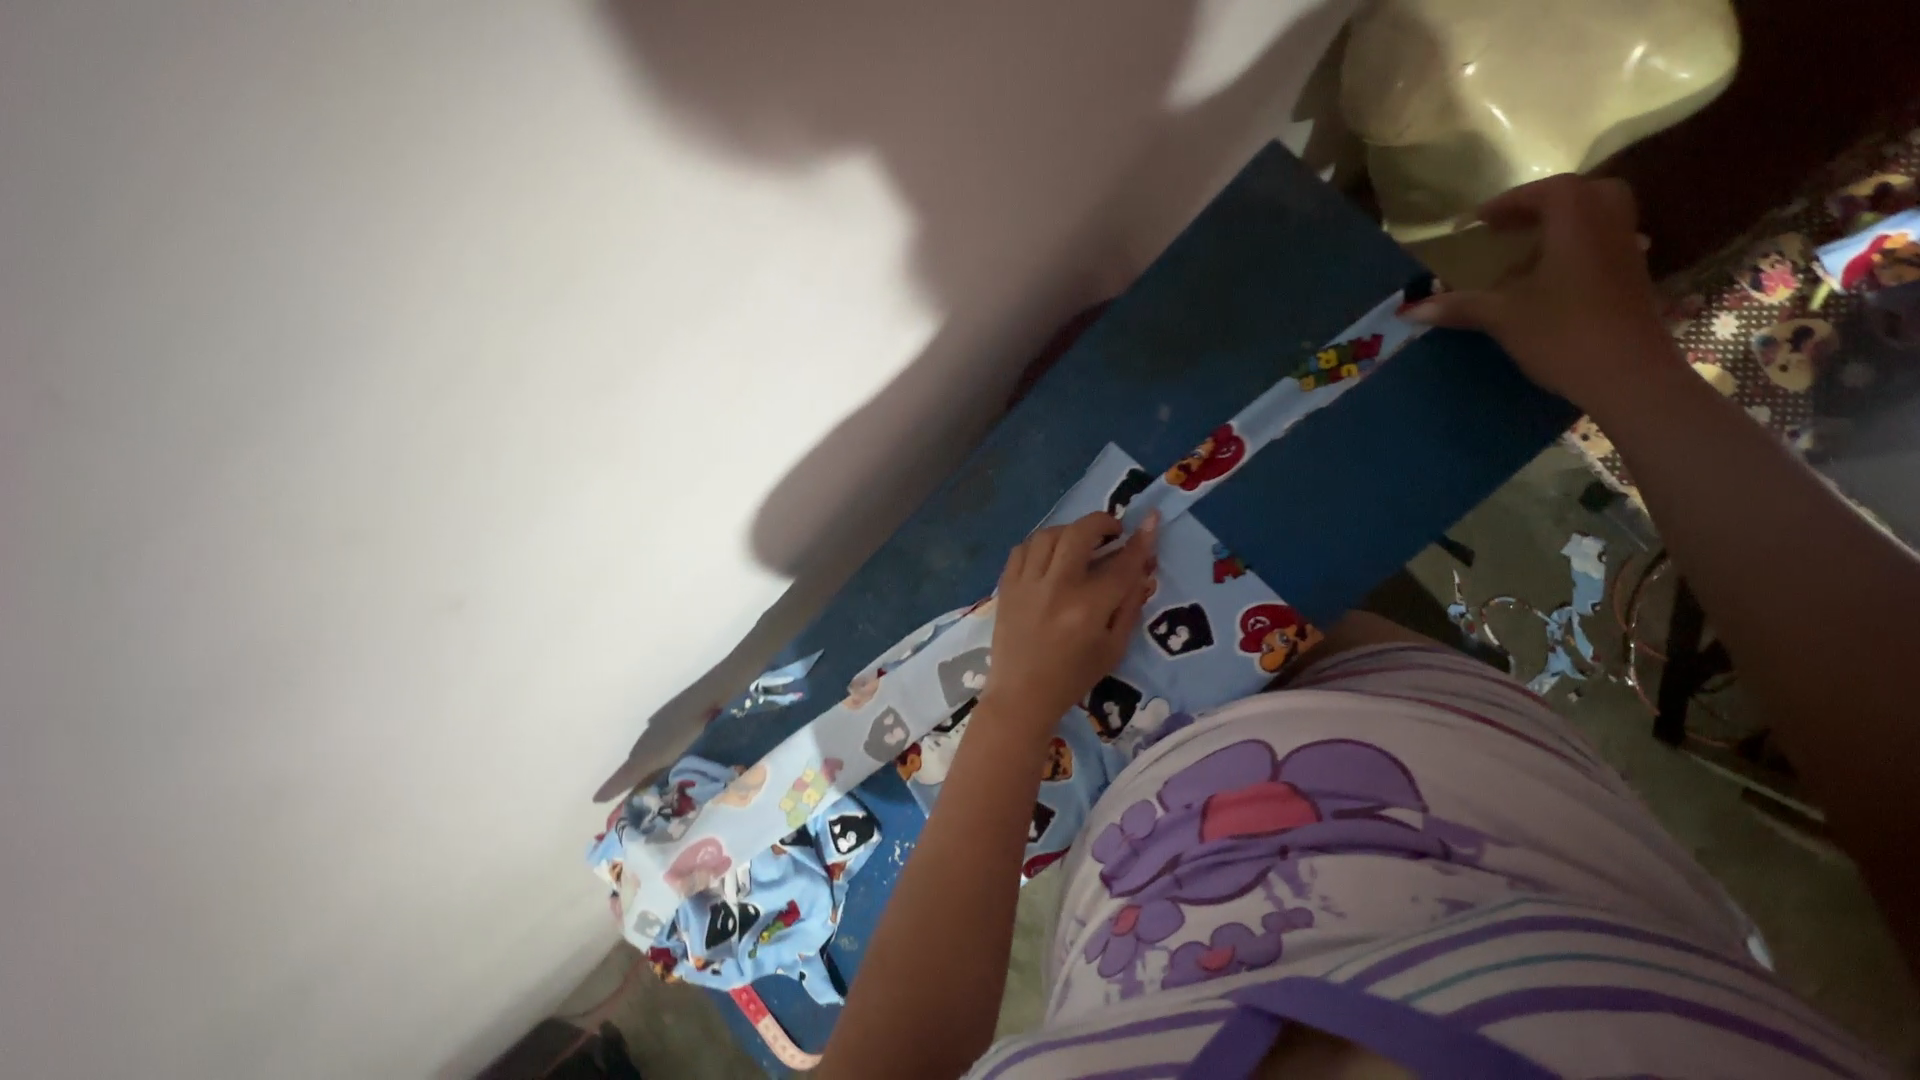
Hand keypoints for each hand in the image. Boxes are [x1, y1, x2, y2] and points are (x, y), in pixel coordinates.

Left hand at [983, 511, 1158, 726]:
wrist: (1022, 695)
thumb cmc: (1073, 677)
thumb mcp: (1113, 648)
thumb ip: (1129, 607)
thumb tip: (1142, 572)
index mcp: (1088, 608)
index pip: (1121, 565)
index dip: (1140, 541)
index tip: (1151, 521)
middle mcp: (1057, 588)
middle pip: (1080, 533)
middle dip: (1102, 522)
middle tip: (1112, 531)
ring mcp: (1027, 584)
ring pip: (1048, 535)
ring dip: (1070, 531)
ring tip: (1081, 543)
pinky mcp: (1006, 587)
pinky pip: (1022, 549)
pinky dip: (1040, 544)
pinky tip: (1050, 555)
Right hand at [1403, 174, 1686, 415]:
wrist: (1627, 374)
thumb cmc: (1562, 334)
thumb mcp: (1503, 318)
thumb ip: (1459, 306)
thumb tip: (1408, 309)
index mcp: (1577, 225)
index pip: (1549, 191)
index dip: (1512, 200)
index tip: (1480, 221)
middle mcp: (1608, 228)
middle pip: (1585, 194)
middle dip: (1547, 203)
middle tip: (1513, 226)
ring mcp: (1627, 253)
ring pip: (1600, 219)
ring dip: (1564, 226)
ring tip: (1528, 253)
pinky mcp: (1632, 280)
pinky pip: (1605, 246)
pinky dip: (1577, 251)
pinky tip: (1551, 282)